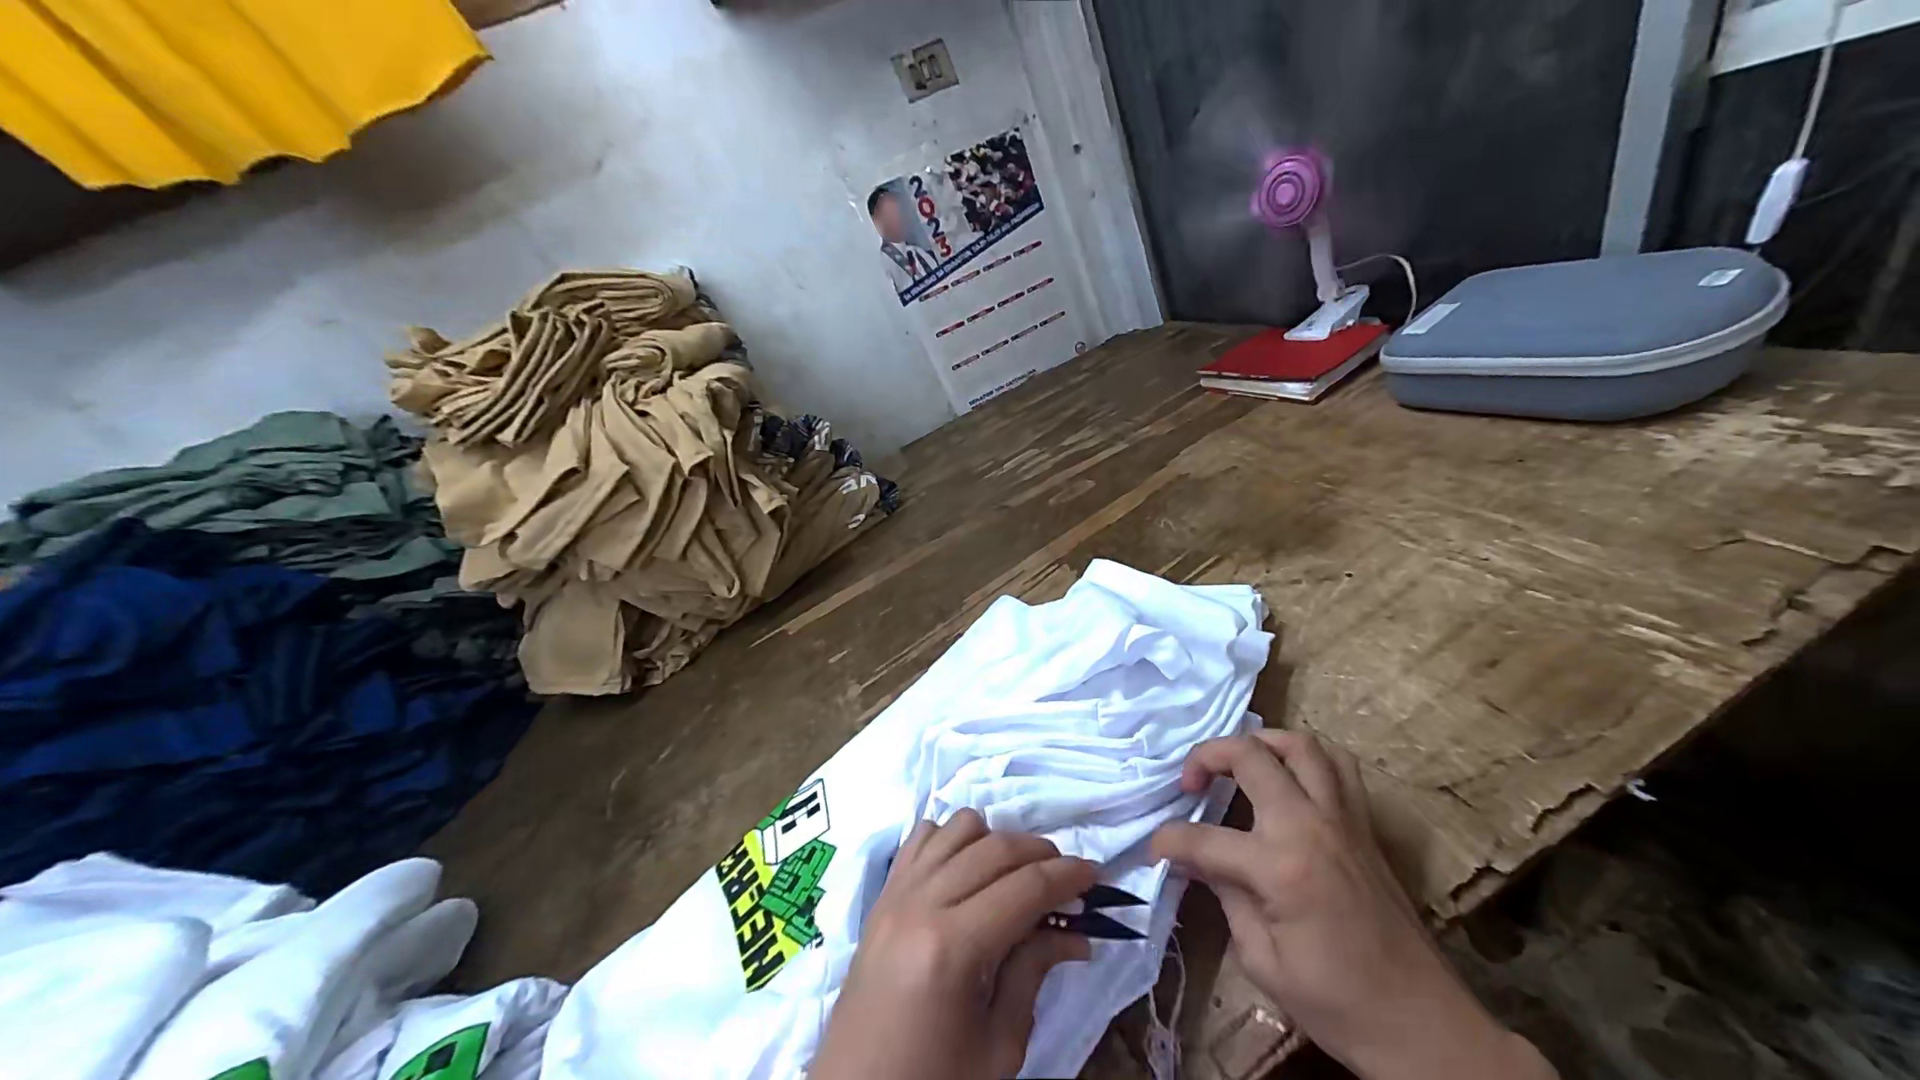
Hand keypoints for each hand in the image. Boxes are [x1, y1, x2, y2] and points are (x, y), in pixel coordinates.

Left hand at [812, 810, 1098, 1079]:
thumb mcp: (998, 1045)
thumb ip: (1034, 973)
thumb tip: (1075, 933)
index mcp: (952, 947)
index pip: (1025, 888)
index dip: (1068, 876)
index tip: (1096, 877)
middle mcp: (921, 904)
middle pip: (995, 848)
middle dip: (1042, 854)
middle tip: (1068, 879)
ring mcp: (895, 893)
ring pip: (957, 828)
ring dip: (996, 840)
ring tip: (1016, 876)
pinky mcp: (880, 895)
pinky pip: (921, 838)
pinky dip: (953, 839)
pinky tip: (968, 870)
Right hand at [1150, 732, 1556, 1079]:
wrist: (1423, 1025)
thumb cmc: (1337, 1003)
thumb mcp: (1262, 960)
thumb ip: (1224, 896)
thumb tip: (1193, 862)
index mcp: (1280, 867)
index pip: (1203, 838)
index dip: (1167, 842)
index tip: (1152, 852)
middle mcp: (1310, 826)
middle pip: (1250, 756)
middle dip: (1206, 757)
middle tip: (1189, 783)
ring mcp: (1343, 819)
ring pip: (1300, 745)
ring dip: (1261, 743)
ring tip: (1238, 764)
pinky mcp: (1365, 825)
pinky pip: (1338, 766)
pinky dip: (1306, 758)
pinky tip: (1288, 777)